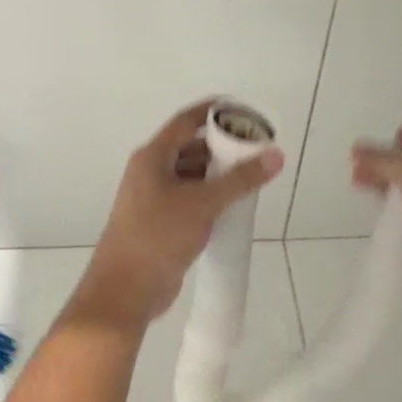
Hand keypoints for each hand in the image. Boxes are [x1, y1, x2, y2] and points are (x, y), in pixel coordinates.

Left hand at [70, 100, 285, 329]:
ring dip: (217, 174)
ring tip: (253, 177)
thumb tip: (276, 155)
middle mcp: (150, 171)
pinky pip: (189, 199)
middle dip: (222, 147)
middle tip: (257, 150)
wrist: (125, 290)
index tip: (245, 111)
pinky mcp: (159, 222)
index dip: (214, 112)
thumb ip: (241, 179)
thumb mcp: (203, 203)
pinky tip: (234, 205)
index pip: (186, 121)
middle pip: (189, 147)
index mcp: (152, 157)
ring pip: (190, 175)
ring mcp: (153, 198)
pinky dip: (210, 197)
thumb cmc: (159, 236)